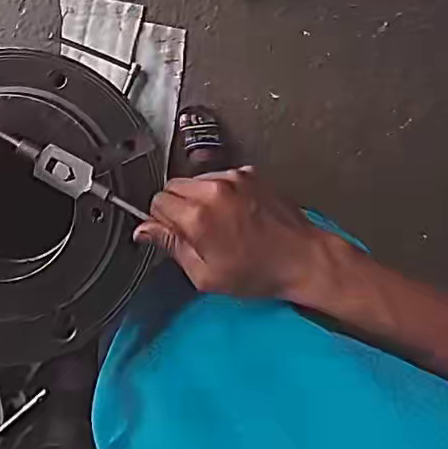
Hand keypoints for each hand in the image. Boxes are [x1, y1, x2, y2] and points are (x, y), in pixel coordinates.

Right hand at [134, 166, 346, 300]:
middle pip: (173, 186)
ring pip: (195, 179)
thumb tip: (144, 230)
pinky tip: (235, 212)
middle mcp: (213, 190)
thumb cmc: (259, 272)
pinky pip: (220, 176)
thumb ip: (171, 247)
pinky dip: (220, 190)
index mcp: (198, 216)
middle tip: (195, 230)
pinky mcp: (249, 173)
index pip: (157, 202)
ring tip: (219, 222)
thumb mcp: (206, 275)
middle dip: (177, 206)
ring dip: (198, 196)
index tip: (173, 232)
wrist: (303, 258)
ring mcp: (233, 178)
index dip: (162, 221)